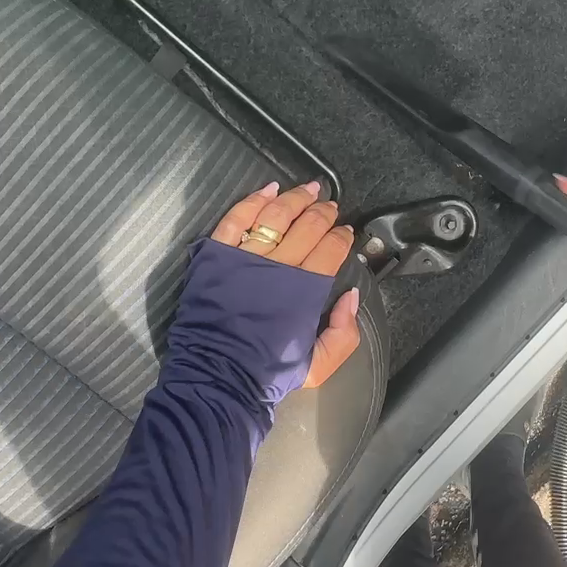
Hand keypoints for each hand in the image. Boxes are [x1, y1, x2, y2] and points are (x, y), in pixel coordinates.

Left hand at [210, 180, 361, 388]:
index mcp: (305, 289)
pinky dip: (254, 200)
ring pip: (277, 214)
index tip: (345, 232)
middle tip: (330, 206)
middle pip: (308, 225)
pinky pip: (238, 218)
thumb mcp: (319, 366)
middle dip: (324, 212)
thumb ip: (344, 334)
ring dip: (296, 198)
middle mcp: (279, 265)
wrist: (215, 377)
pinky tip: (270, 189)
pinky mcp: (219, 253)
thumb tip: (351, 297)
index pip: (331, 248)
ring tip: (308, 189)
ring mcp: (247, 256)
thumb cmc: (267, 372)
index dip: (341, 236)